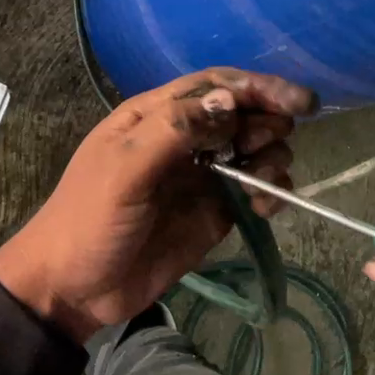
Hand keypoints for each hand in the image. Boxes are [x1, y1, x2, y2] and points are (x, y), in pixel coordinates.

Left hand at [0, 69, 314, 342]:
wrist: (74, 288)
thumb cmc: (90, 218)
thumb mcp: (125, 169)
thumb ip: (176, 130)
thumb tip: (231, 99)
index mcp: (153, 116)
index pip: (213, 86)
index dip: (256, 87)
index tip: (300, 101)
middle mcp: (181, 139)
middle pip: (239, 114)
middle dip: (266, 122)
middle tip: (268, 146)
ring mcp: (199, 176)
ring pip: (251, 149)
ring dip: (269, 157)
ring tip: (261, 181)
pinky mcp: (212, 212)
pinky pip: (252, 190)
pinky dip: (268, 191)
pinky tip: (264, 206)